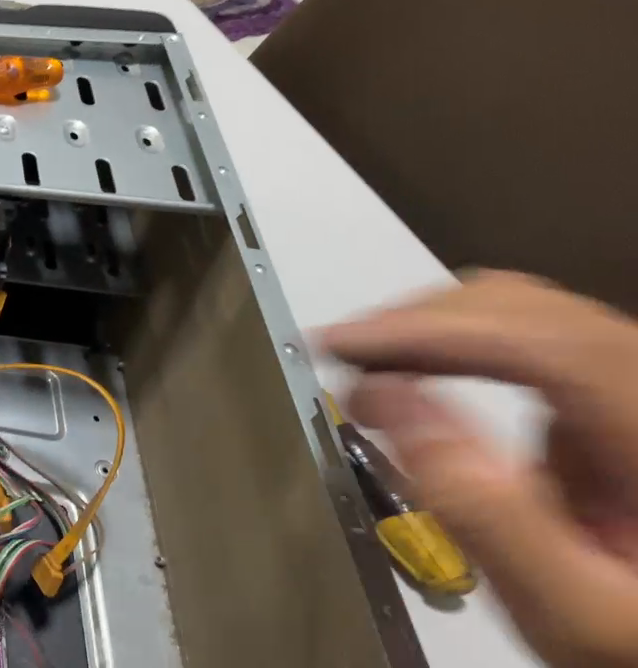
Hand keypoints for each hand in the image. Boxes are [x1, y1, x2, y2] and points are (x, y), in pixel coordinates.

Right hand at [320, 272, 637, 667]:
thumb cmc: (628, 640)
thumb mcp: (570, 610)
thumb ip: (484, 513)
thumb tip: (384, 401)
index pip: (544, 343)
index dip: (429, 330)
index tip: (338, 345)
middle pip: (532, 312)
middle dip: (421, 323)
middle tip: (342, 355)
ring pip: (528, 314)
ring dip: (436, 333)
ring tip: (368, 365)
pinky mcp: (621, 398)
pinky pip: (533, 338)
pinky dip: (460, 346)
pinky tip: (424, 380)